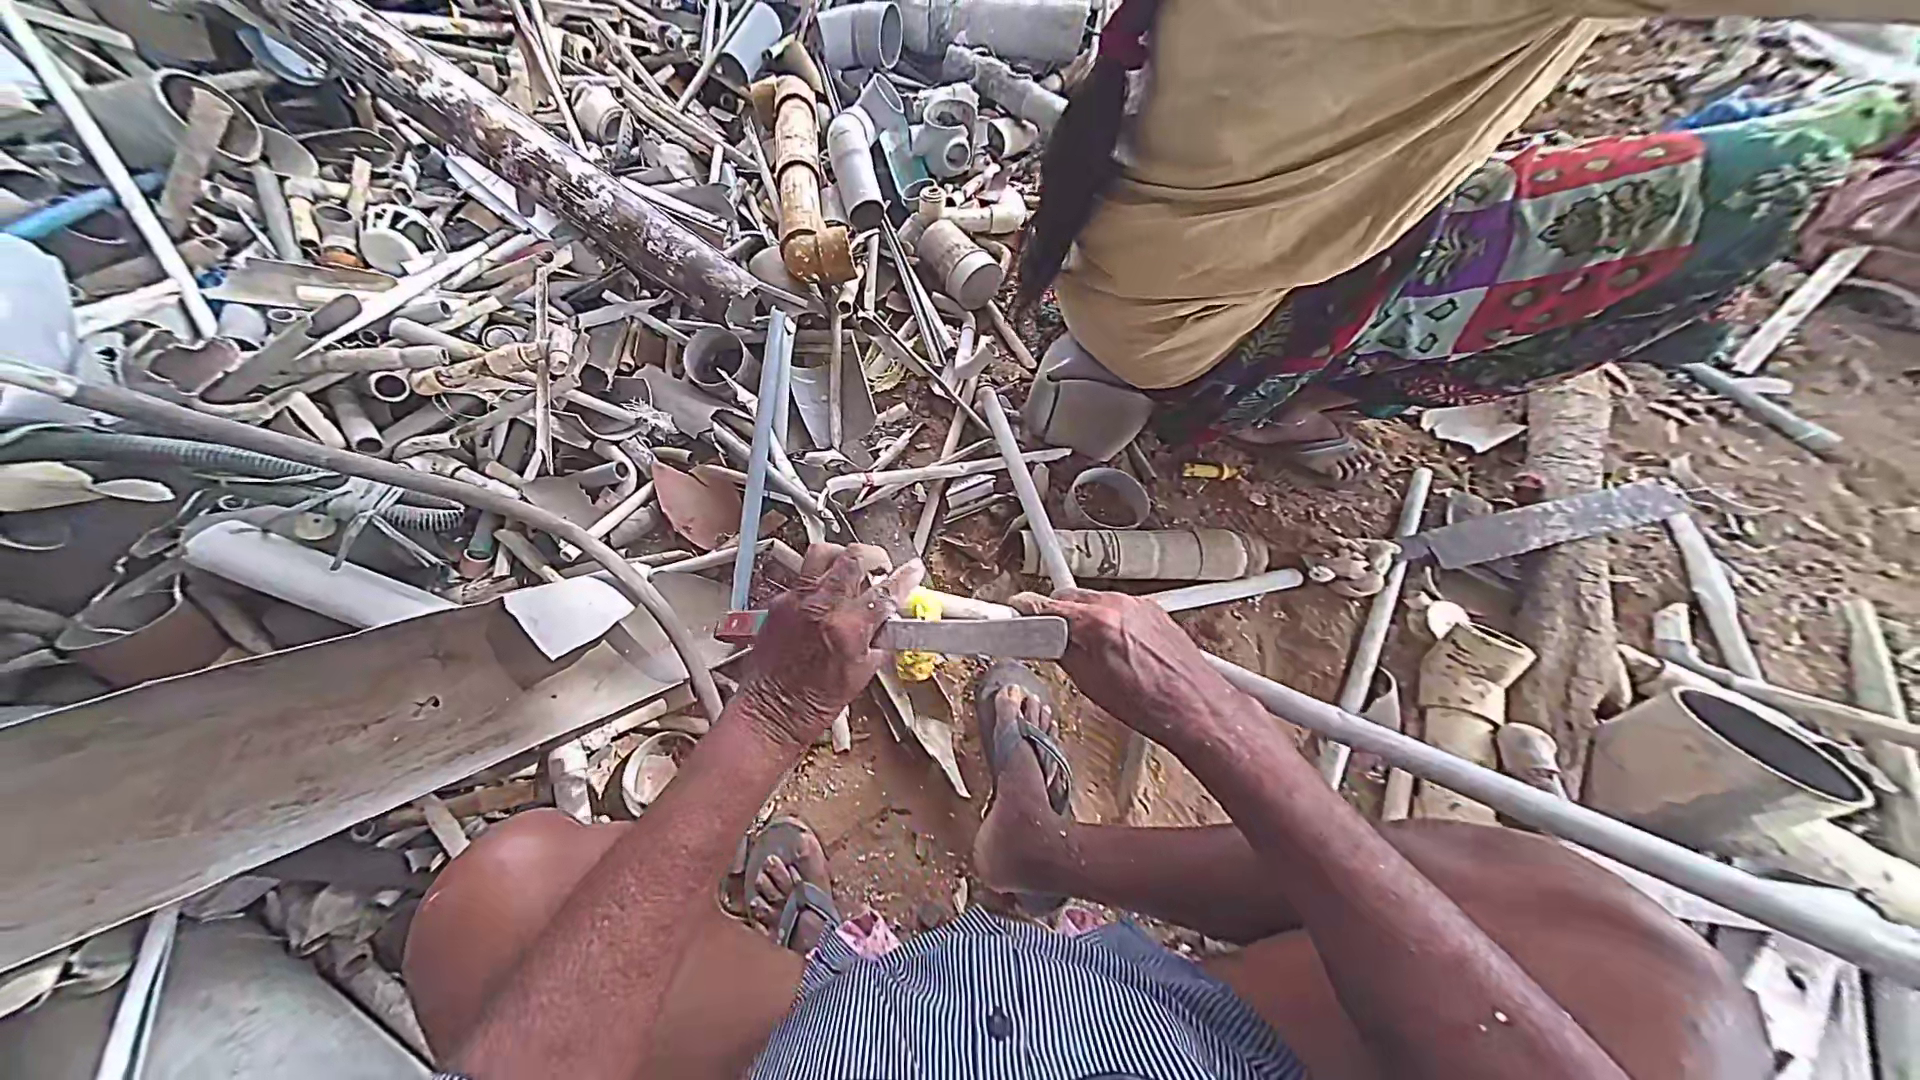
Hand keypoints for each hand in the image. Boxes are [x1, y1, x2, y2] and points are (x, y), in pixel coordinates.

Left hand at [736, 543, 922, 748]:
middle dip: (875, 557)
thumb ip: (880, 637)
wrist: (772, 711)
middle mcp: (821, 607)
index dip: (906, 577)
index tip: (914, 569)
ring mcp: (797, 601)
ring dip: (843, 557)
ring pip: (823, 553)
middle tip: (881, 566)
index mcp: (847, 628)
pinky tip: (826, 595)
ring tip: (851, 568)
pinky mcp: (779, 602)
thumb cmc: (813, 702)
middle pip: (854, 557)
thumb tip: (892, 619)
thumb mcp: (863, 671)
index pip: (886, 591)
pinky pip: (803, 576)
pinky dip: (819, 580)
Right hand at [1009, 588, 1243, 748]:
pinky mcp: (1151, 608)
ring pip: (1094, 600)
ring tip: (1094, 652)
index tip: (1015, 611)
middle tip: (1054, 640)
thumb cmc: (1150, 703)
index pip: (1045, 605)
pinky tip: (1115, 648)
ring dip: (1085, 618)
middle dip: (1057, 616)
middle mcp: (1117, 604)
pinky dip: (1109, 620)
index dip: (1024, 610)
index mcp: (1096, 622)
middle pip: (1069, 597)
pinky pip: (1118, 606)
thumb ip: (1061, 651)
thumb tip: (1044, 639)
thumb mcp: (1088, 682)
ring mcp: (1137, 604)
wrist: (1194, 706)